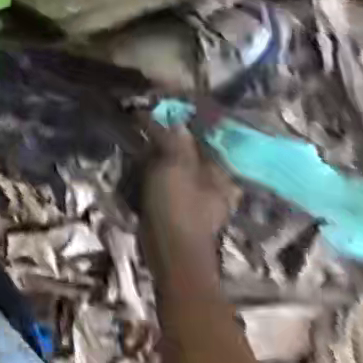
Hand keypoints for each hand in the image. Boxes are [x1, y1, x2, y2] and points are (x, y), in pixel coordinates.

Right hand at [143, 124, 238, 251]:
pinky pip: (168, 179)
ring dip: (161, 153)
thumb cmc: (178, 206)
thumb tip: (175, 120)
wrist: (170, 250)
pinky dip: (156, 170)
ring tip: (140, 140)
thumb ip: (175, 141)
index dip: (187, 124)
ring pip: (180, 166)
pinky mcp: (181, 207)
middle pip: (193, 152)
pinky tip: (142, 165)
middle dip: (172, 138)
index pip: (208, 139)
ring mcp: (199, 197)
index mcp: (222, 172)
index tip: (164, 111)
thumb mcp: (176, 166)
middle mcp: (216, 183)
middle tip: (147, 124)